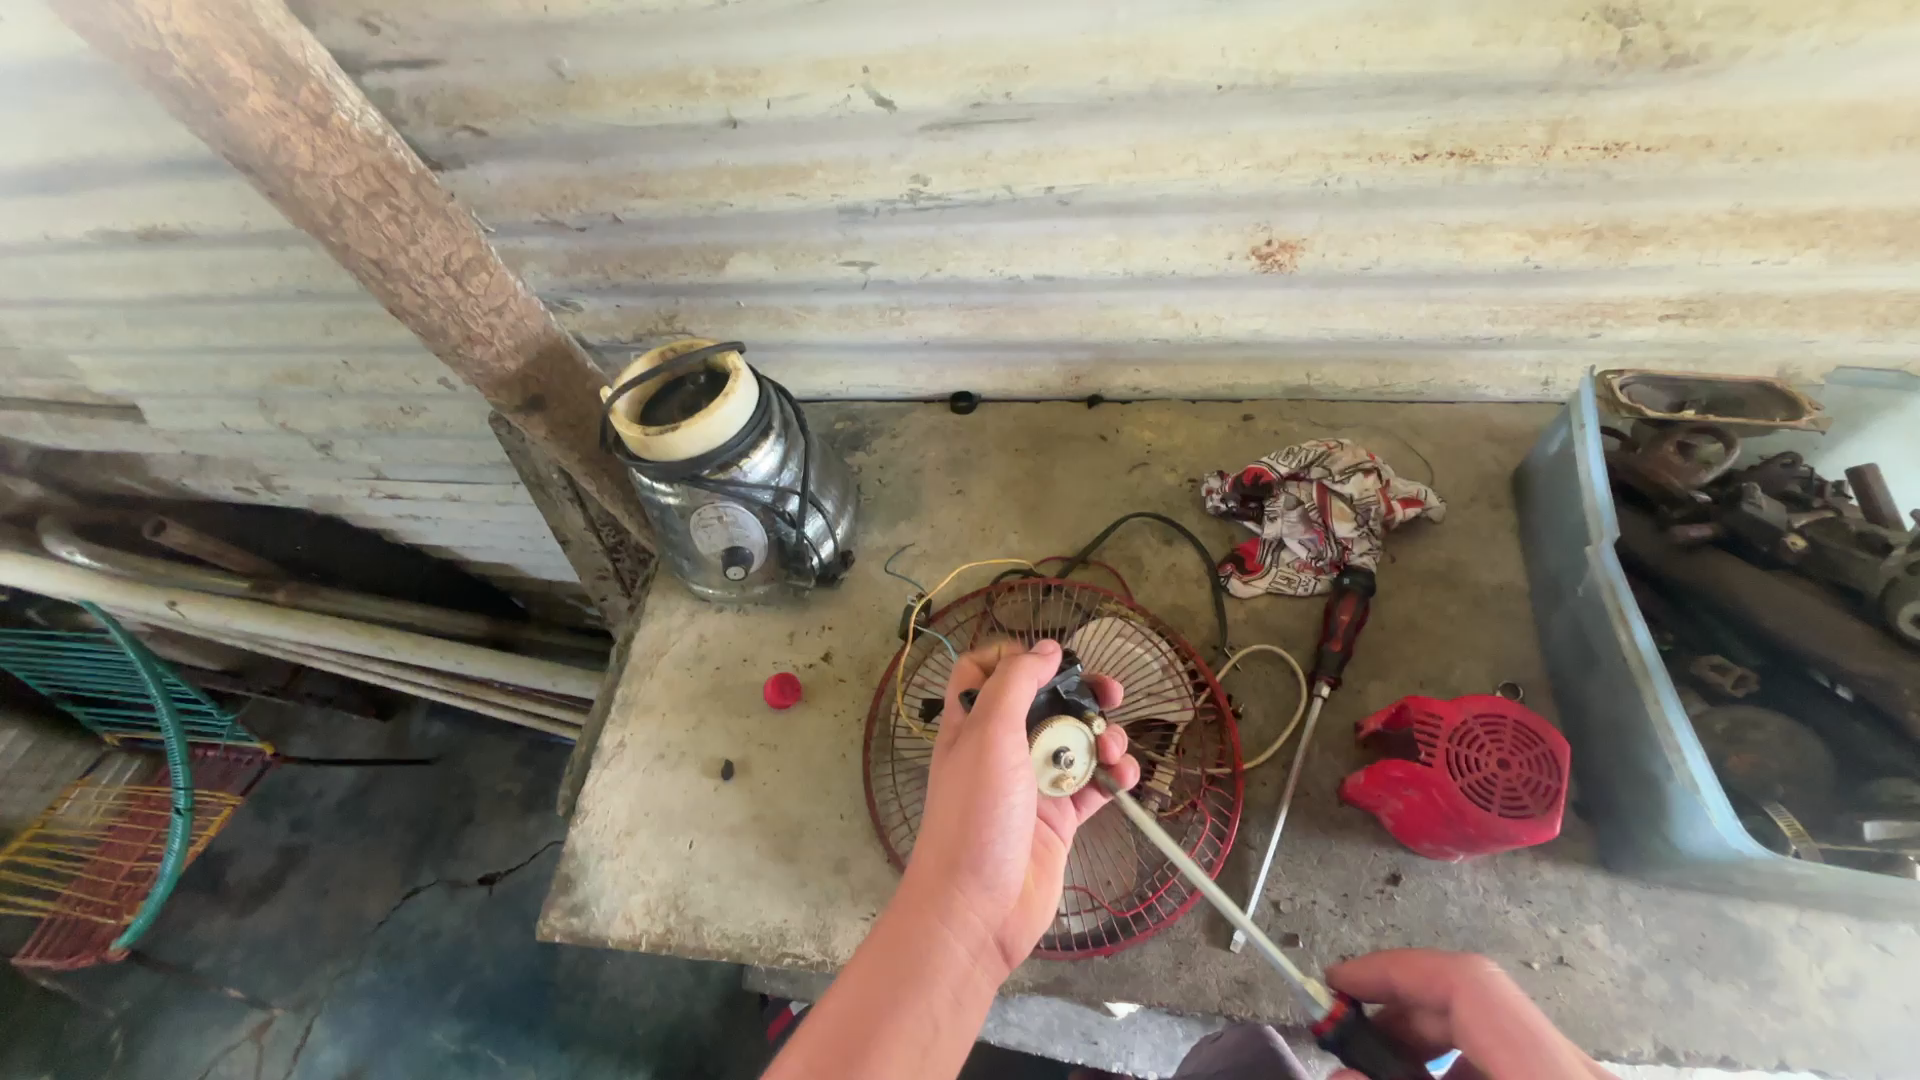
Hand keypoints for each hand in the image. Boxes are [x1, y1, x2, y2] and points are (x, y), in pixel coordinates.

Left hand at [901, 638, 1140, 980]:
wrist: (977, 910)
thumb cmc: (975, 814)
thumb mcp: (988, 734)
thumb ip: (1016, 683)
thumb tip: (1046, 648)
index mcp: (972, 723)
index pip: (983, 671)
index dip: (1014, 657)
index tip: (1050, 661)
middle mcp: (1000, 748)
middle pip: (1043, 703)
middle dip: (1078, 694)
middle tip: (1111, 694)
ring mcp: (1031, 783)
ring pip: (1074, 742)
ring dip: (1101, 736)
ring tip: (1112, 749)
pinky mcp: (1059, 819)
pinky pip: (1092, 784)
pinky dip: (1112, 776)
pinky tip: (1125, 777)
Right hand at [1326, 949, 1614, 1079]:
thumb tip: (1339, 1074)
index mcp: (1553, 1073)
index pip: (1467, 982)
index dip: (1392, 970)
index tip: (1338, 984)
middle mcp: (1581, 1070)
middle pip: (1474, 1003)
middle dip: (1399, 1012)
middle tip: (1349, 1037)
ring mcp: (1585, 1079)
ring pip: (1493, 1033)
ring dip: (1426, 1042)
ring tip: (1384, 1070)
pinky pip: (1514, 1060)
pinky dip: (1463, 1067)